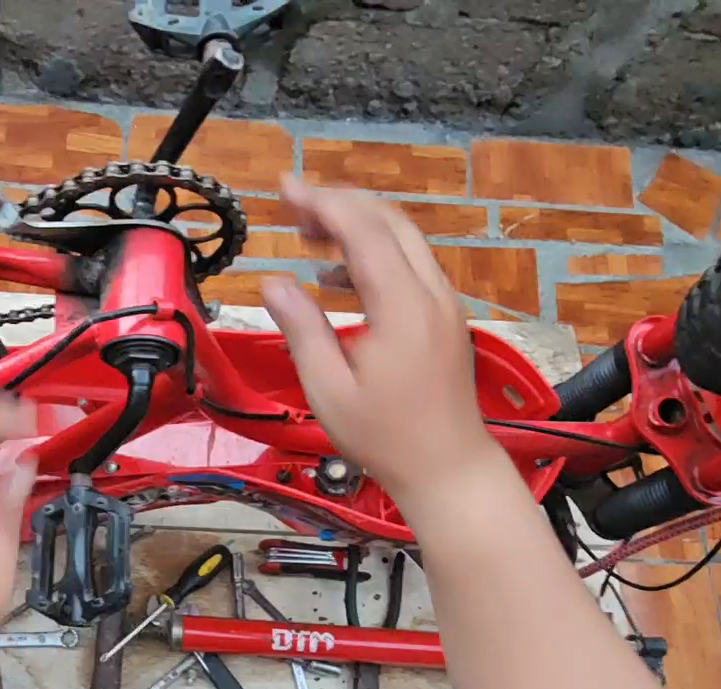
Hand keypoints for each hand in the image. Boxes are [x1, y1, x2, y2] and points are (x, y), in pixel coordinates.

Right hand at [260, 176, 497, 497]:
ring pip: (402, 241)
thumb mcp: (328, 390)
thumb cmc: (383, 437)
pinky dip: (374, 256)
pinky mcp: (443, 319)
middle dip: (339, 205)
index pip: (363, 231)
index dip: (322, 203)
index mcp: (402, 306)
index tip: (284, 190)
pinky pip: (409, 267)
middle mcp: (430, 293)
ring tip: (308, 238)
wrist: (447, 468)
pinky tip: (339, 278)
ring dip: (356, 229)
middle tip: (292, 208)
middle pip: (388, 223)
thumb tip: (274, 284)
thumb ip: (302, 330)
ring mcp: (443, 304)